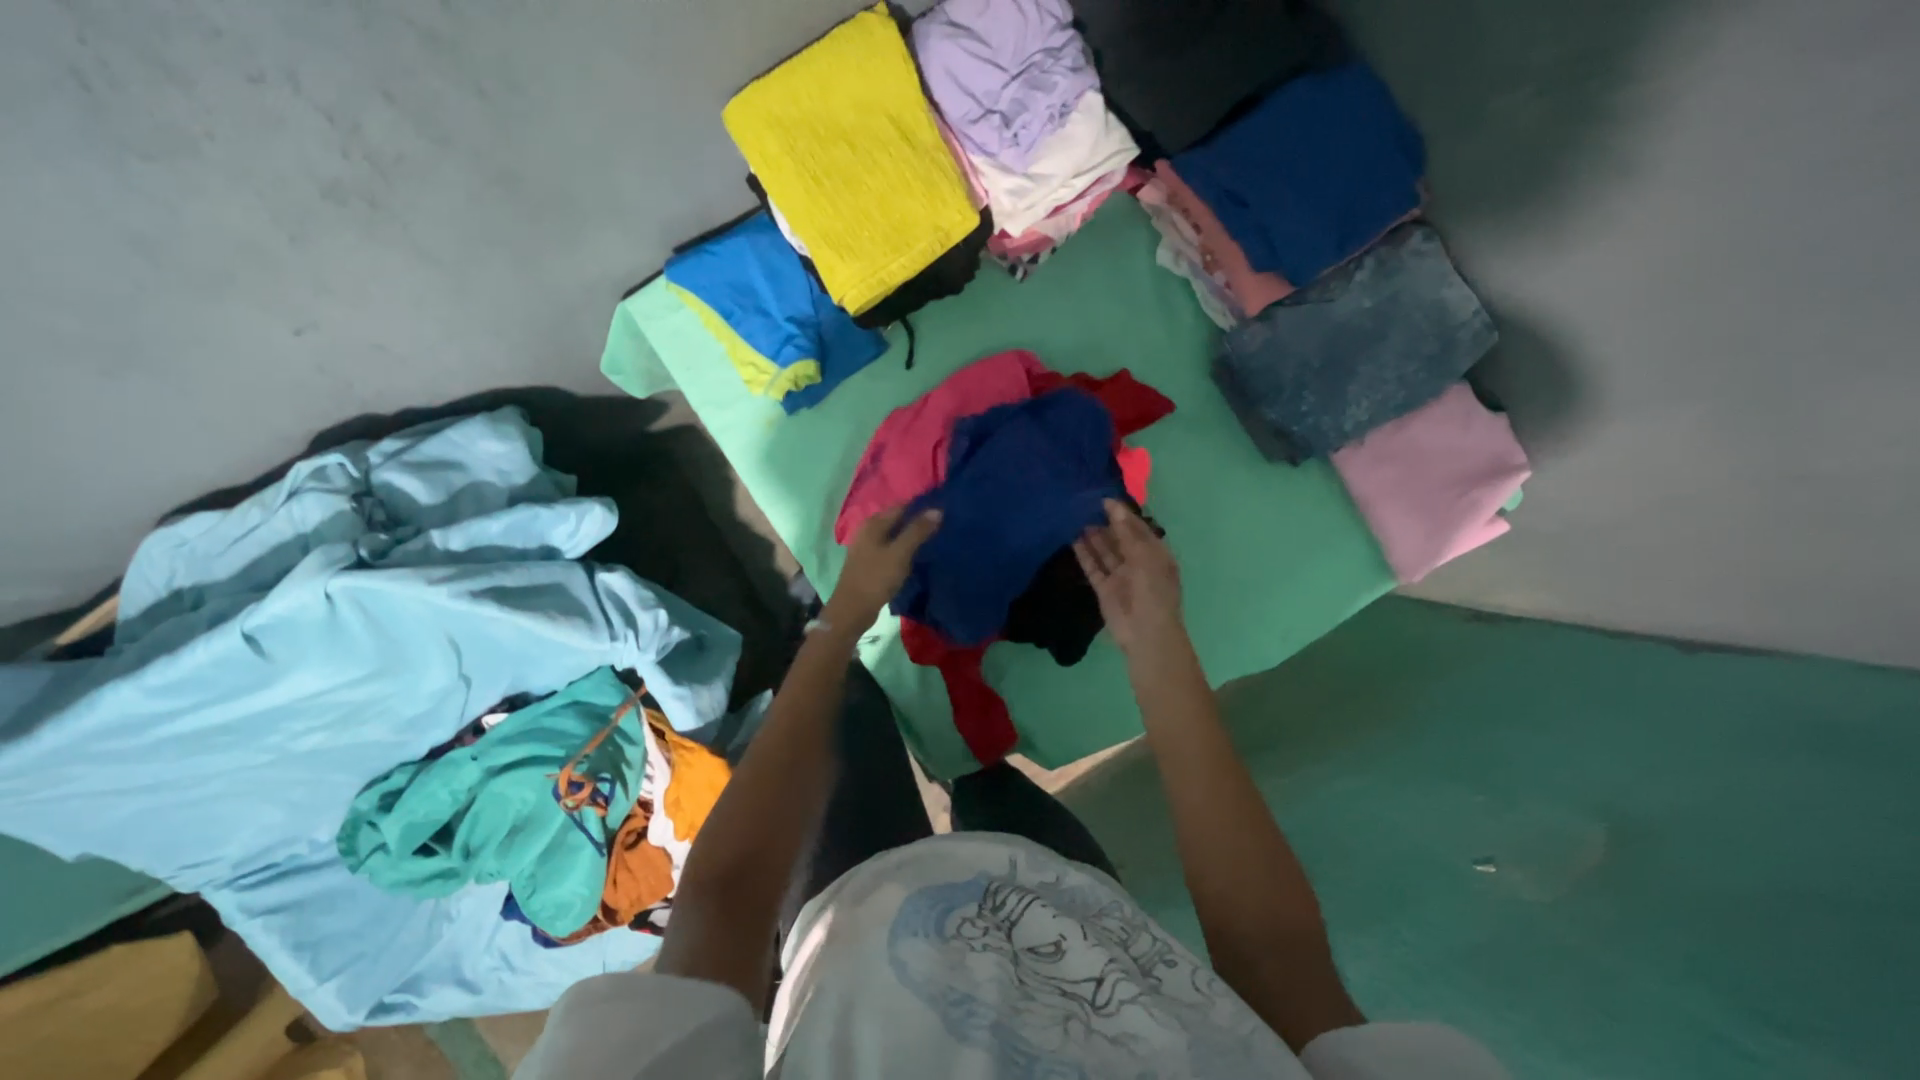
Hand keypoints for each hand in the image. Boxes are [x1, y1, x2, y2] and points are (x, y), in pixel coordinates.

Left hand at [826, 505, 941, 631]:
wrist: (852, 610)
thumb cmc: (876, 578)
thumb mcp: (900, 553)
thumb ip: (917, 531)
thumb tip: (937, 509)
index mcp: (873, 524)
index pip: (902, 506)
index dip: (922, 506)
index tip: (944, 508)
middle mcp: (868, 531)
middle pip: (898, 520)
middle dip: (918, 521)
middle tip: (944, 523)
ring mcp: (868, 548)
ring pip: (895, 536)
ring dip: (912, 537)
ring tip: (936, 538)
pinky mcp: (870, 563)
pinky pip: (891, 549)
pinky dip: (904, 550)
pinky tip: (918, 555)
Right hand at [1074, 499, 1187, 657]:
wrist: (1146, 634)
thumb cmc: (1153, 592)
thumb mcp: (1145, 557)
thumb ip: (1127, 532)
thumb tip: (1113, 506)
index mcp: (1156, 555)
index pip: (1138, 529)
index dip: (1123, 514)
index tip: (1103, 498)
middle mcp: (1139, 563)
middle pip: (1121, 539)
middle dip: (1107, 523)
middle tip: (1085, 505)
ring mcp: (1121, 577)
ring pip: (1106, 552)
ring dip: (1094, 537)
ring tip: (1076, 517)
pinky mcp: (1105, 589)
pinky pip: (1094, 568)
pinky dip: (1085, 555)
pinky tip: (1073, 539)